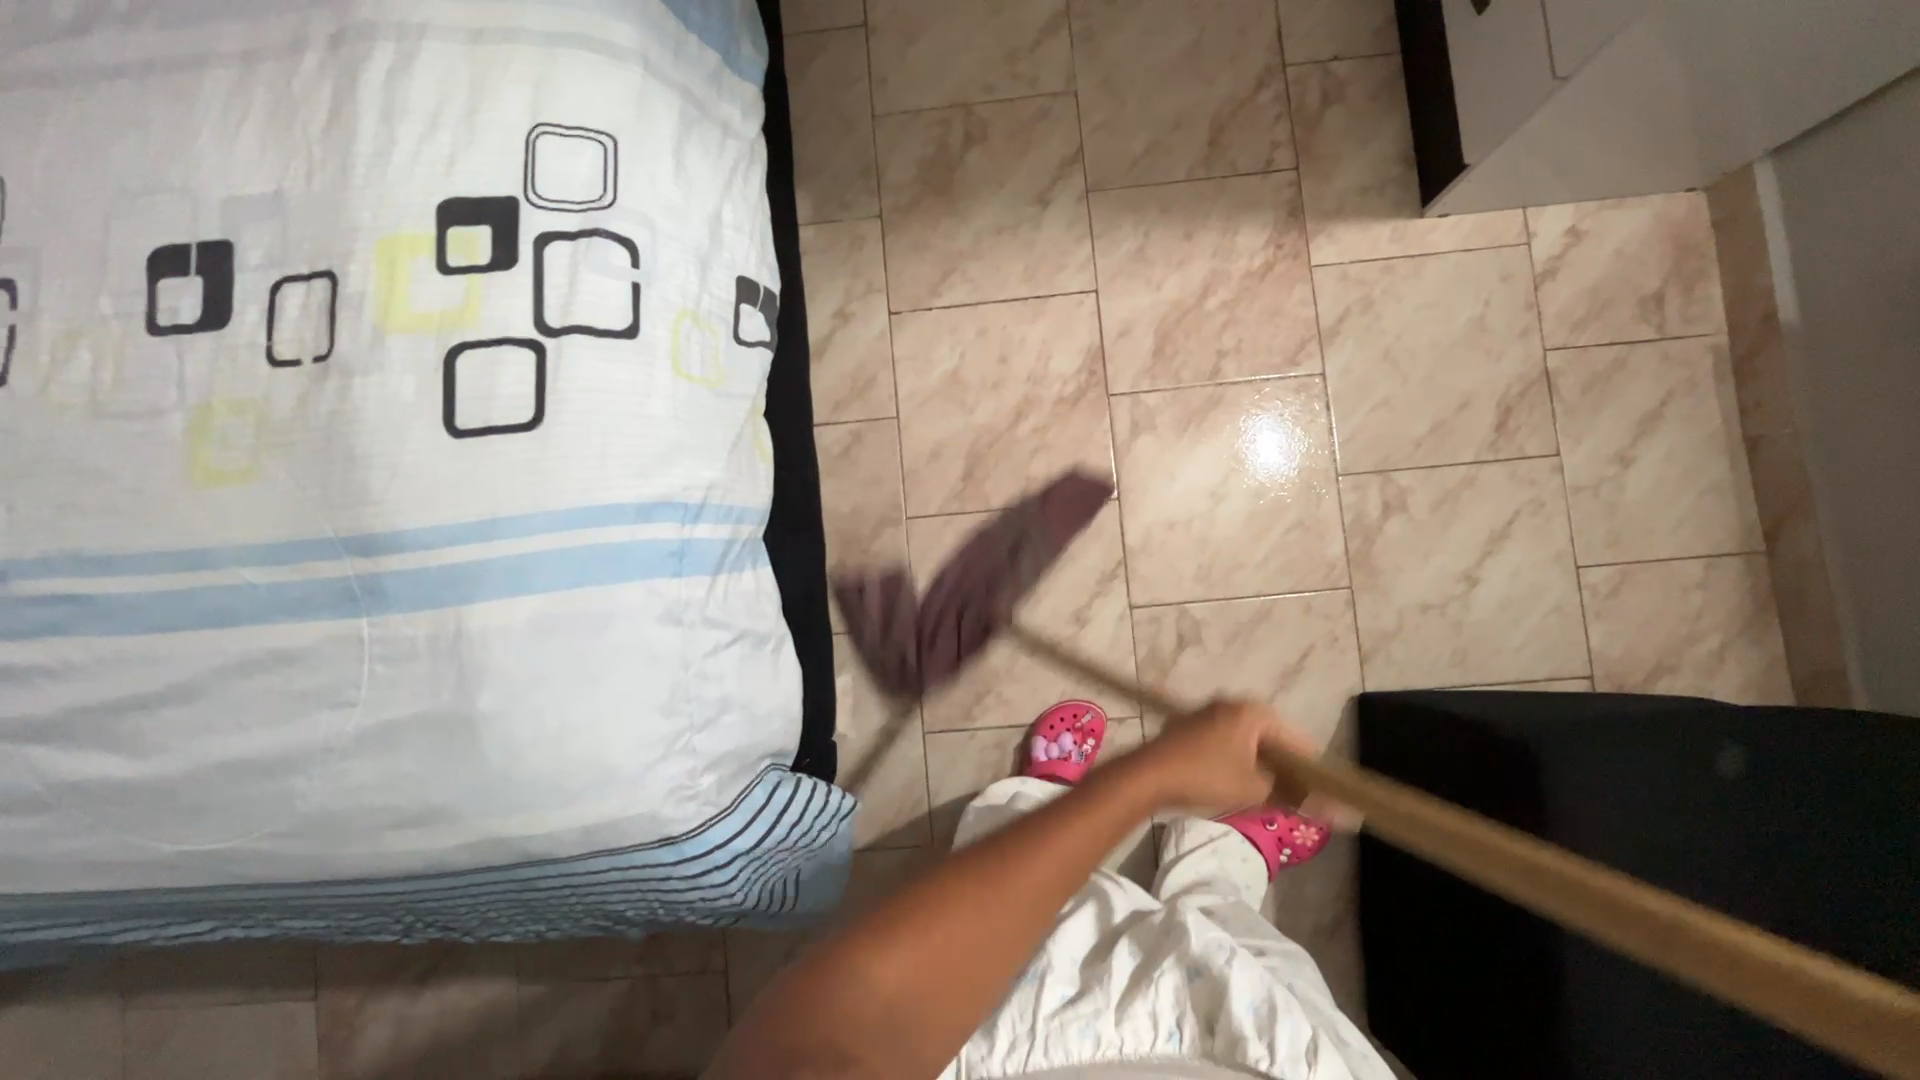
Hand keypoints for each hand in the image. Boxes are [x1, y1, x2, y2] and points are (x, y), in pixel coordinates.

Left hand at [1124, 699, 1319, 816]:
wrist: (1147, 776)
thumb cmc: (1206, 777)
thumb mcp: (1257, 791)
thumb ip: (1298, 798)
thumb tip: (1343, 815)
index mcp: (1253, 712)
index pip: (1298, 740)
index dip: (1313, 770)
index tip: (1322, 795)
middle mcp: (1231, 704)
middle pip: (1271, 739)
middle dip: (1284, 768)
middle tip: (1293, 797)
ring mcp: (1206, 713)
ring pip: (1246, 742)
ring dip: (1258, 766)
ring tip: (1266, 794)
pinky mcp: (1188, 728)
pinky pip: (1224, 744)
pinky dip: (1235, 762)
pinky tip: (1234, 785)